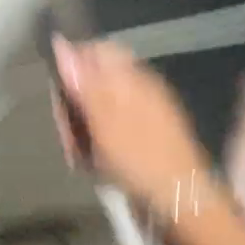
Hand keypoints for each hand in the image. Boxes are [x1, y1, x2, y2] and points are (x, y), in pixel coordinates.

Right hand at [51, 38, 211, 210]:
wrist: (183, 199)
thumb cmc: (139, 157)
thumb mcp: (103, 119)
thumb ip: (82, 81)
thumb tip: (61, 44)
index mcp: (131, 79)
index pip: (97, 50)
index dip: (73, 64)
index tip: (60, 93)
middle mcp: (140, 88)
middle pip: (95, 77)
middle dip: (74, 101)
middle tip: (67, 131)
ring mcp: (147, 111)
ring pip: (101, 103)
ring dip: (83, 123)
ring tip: (79, 151)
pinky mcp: (149, 133)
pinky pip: (113, 123)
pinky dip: (99, 136)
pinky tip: (96, 157)